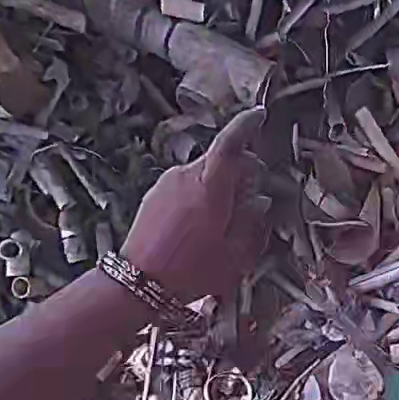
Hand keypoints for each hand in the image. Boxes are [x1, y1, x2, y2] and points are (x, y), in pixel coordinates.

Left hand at [122, 107, 271, 299]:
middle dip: (242, 172)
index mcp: (210, 188)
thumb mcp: (235, 256)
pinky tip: (203, 224)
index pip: (230, 143)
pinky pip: (187, 184)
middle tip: (255, 198)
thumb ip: (252, 223)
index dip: (246, 125)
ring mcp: (167, 184)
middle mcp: (185, 177)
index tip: (259, 115)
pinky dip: (202, 194)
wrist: (138, 284)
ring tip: (226, 222)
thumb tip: (261, 202)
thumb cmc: (188, 272)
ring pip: (204, 172)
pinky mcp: (155, 194)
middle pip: (221, 159)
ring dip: (222, 186)